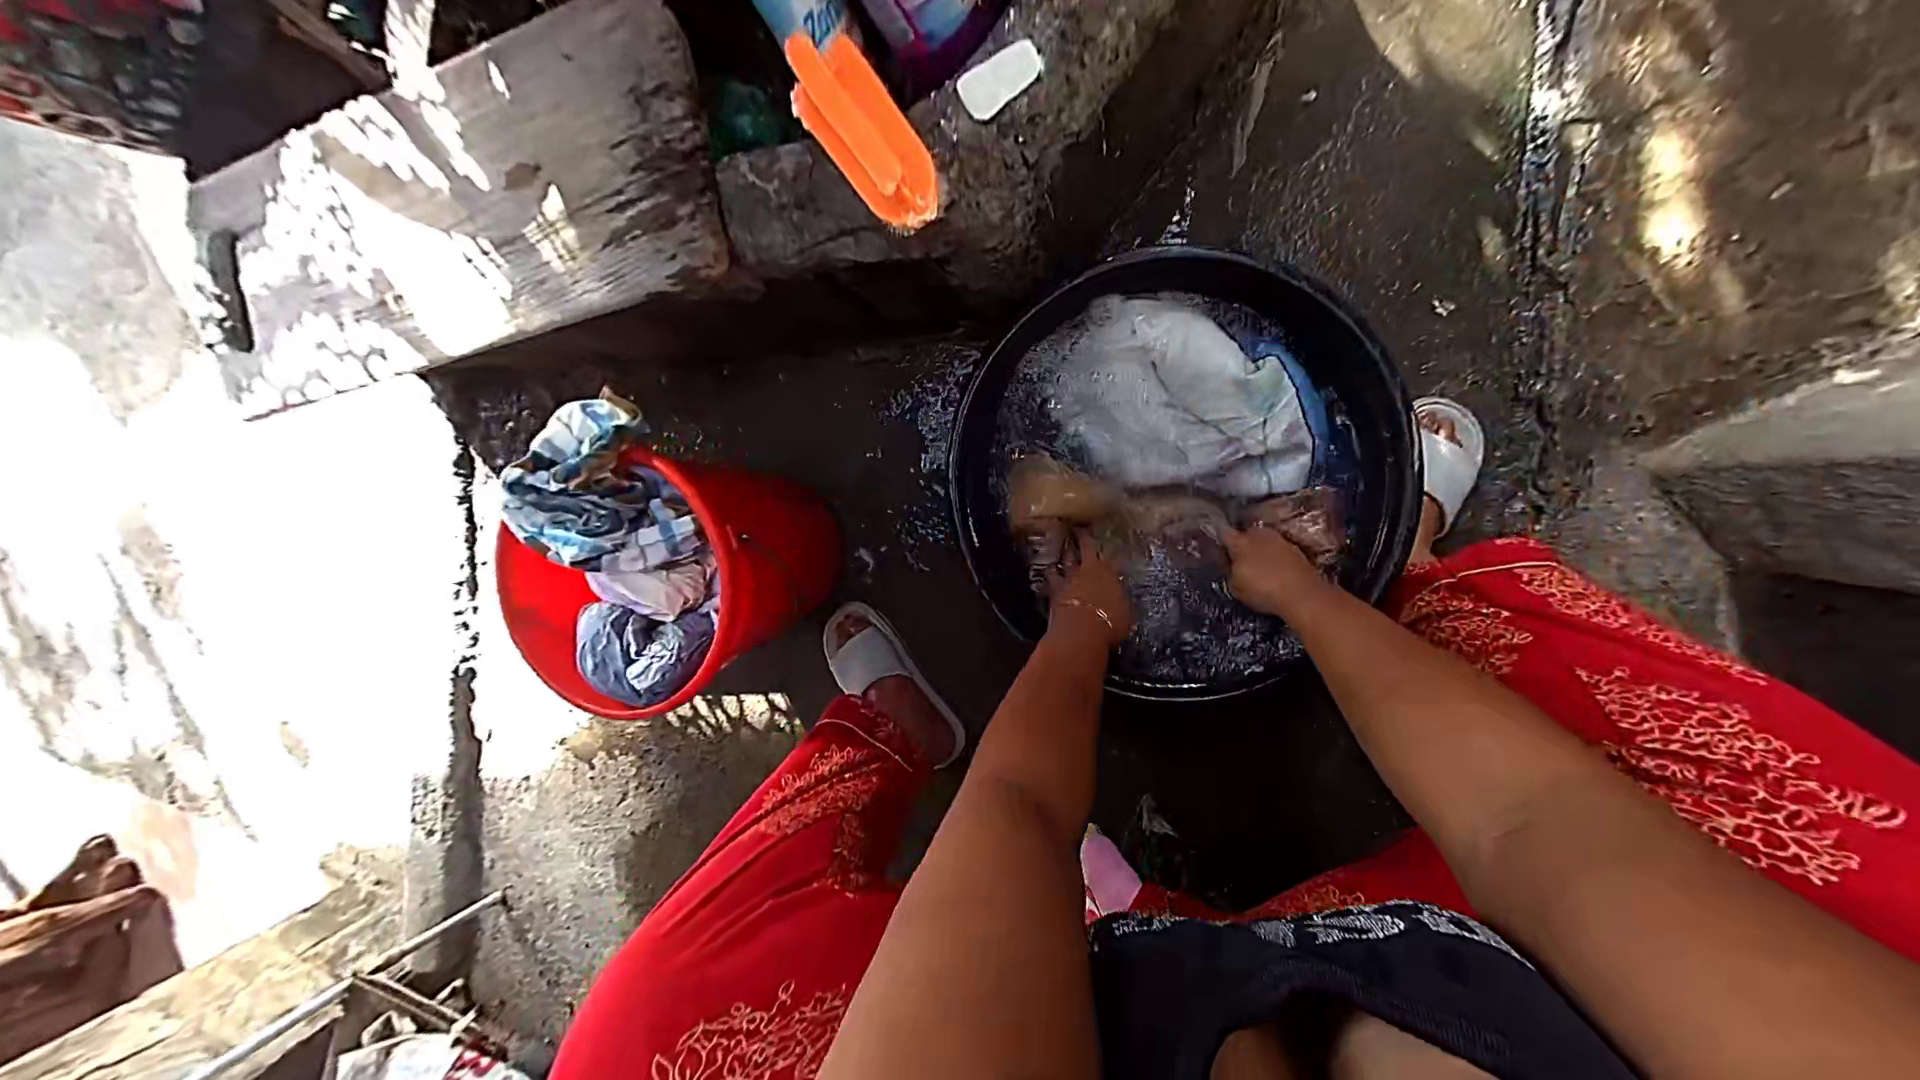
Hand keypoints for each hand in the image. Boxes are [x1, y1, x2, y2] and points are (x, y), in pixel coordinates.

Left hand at [1047, 529, 1132, 646]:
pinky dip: (1051, 569)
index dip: (1112, 548)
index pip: (1114, 555)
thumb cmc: (1110, 625)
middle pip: (1087, 547)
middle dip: (1085, 536)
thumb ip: (1121, 601)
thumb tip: (1120, 599)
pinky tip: (1049, 566)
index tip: (1112, 541)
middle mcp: (1090, 570)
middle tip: (1082, 527)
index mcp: (1111, 573)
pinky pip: (1052, 574)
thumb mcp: (1126, 614)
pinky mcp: (1055, 588)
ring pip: (1067, 557)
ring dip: (1065, 549)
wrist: (1082, 631)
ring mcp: (1071, 577)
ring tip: (1063, 541)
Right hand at [1223, 525, 1324, 616]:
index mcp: (1240, 542)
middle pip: (1248, 534)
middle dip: (1244, 543)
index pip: (1224, 534)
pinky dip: (1277, 559)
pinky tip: (1277, 573)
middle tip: (1241, 560)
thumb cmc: (1263, 590)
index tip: (1221, 551)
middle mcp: (1260, 535)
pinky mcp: (1298, 551)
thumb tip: (1233, 566)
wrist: (1303, 596)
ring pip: (1266, 541)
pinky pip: (1281, 551)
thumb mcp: (1235, 587)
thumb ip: (1231, 572)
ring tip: (1261, 567)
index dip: (1221, 542)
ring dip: (1263, 550)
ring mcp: (1281, 541)